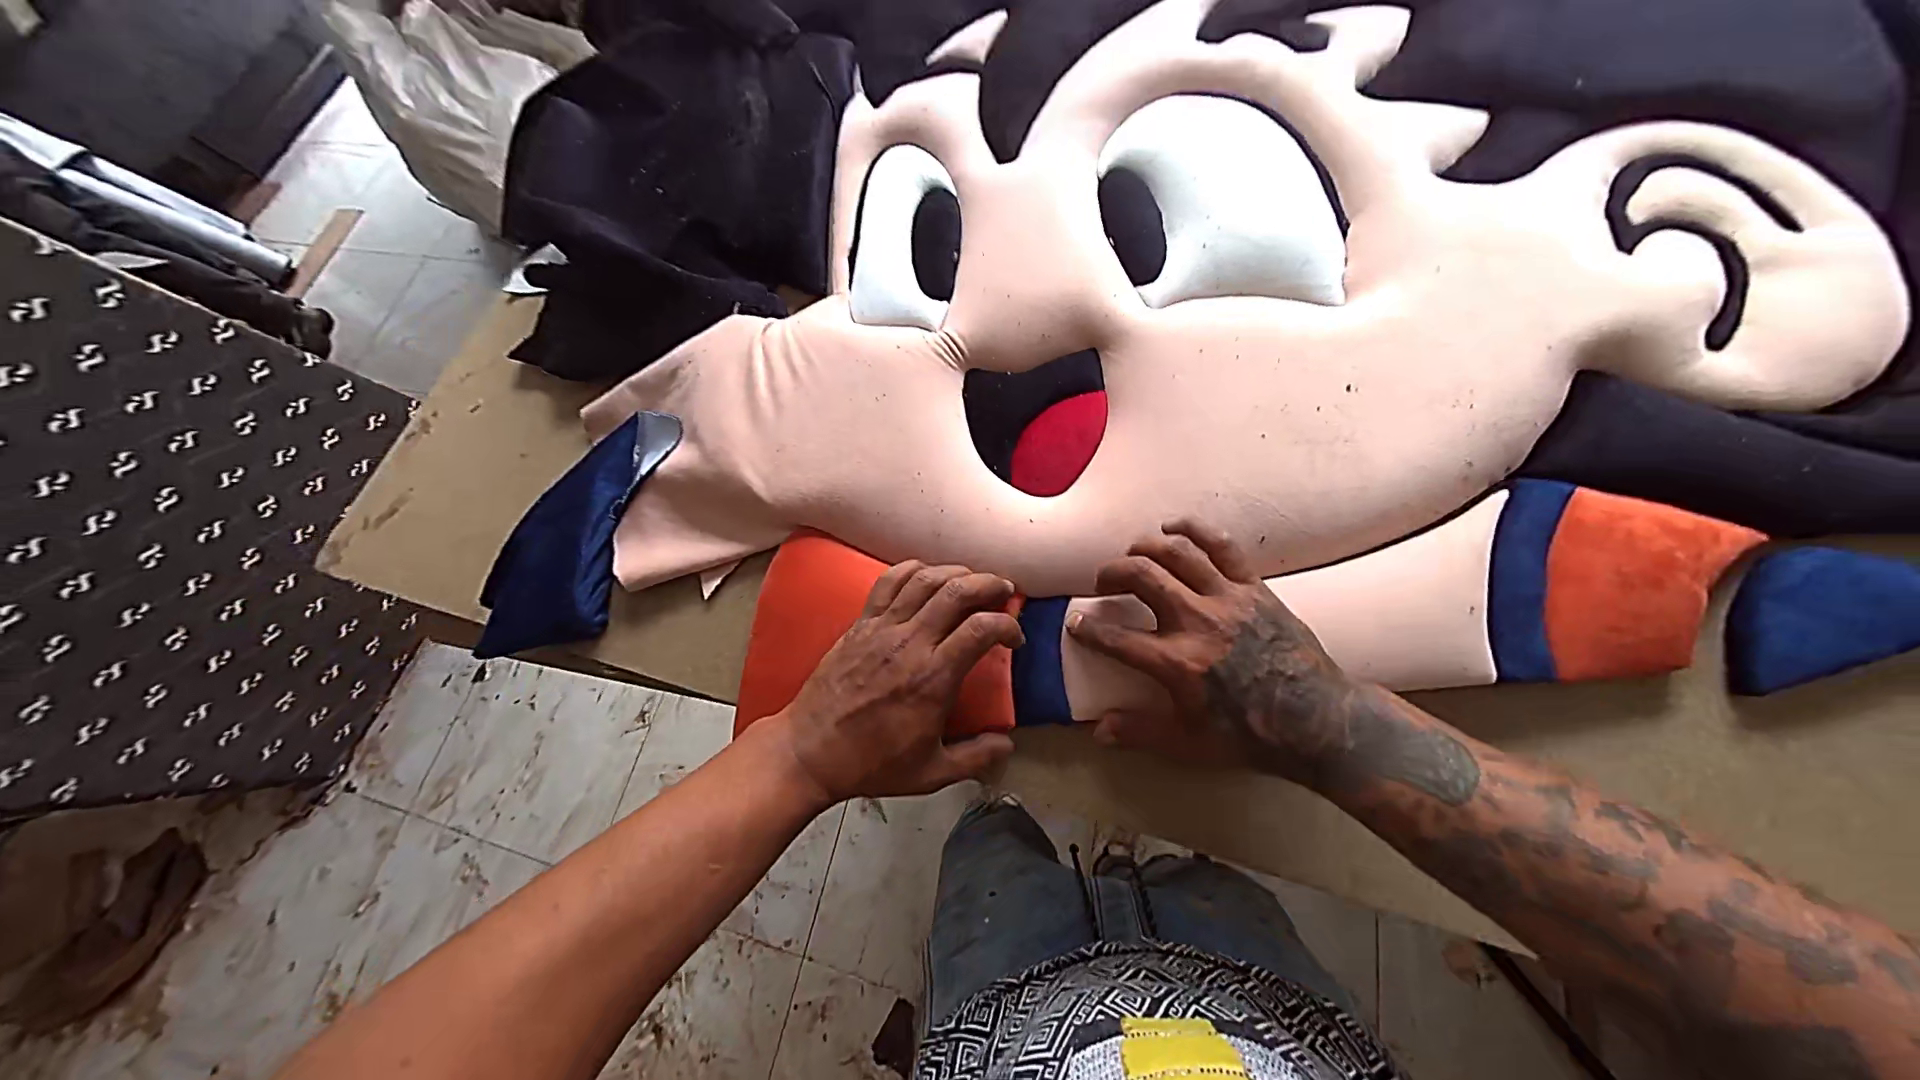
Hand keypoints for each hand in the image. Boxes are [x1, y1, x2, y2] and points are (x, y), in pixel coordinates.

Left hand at [780, 562, 1024, 803]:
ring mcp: (881, 629)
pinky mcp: (860, 624)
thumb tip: (1007, 745)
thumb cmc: (871, 763)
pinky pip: (888, 582)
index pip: (981, 629)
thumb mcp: (932, 773)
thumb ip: (976, 758)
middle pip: (957, 591)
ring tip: (973, 578)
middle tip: (1004, 591)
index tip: (1014, 639)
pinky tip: (927, 573)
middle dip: (989, 584)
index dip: (1007, 625)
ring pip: (924, 579)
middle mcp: (909, 644)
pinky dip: (912, 569)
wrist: (809, 752)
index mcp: (933, 678)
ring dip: (956, 571)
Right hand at [1065, 519, 1358, 783]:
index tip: (1074, 622)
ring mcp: (1227, 599)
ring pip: (1176, 553)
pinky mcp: (1254, 587)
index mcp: (1176, 663)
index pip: (1115, 638)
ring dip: (1145, 548)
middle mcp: (1196, 622)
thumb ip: (1141, 732)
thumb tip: (1099, 731)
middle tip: (1103, 584)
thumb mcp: (1189, 744)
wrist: (1319, 721)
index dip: (1086, 629)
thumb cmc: (1250, 736)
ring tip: (1132, 555)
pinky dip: (1194, 529)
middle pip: (1140, 576)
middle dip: (1110, 574)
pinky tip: (1173, 528)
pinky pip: (1222, 546)